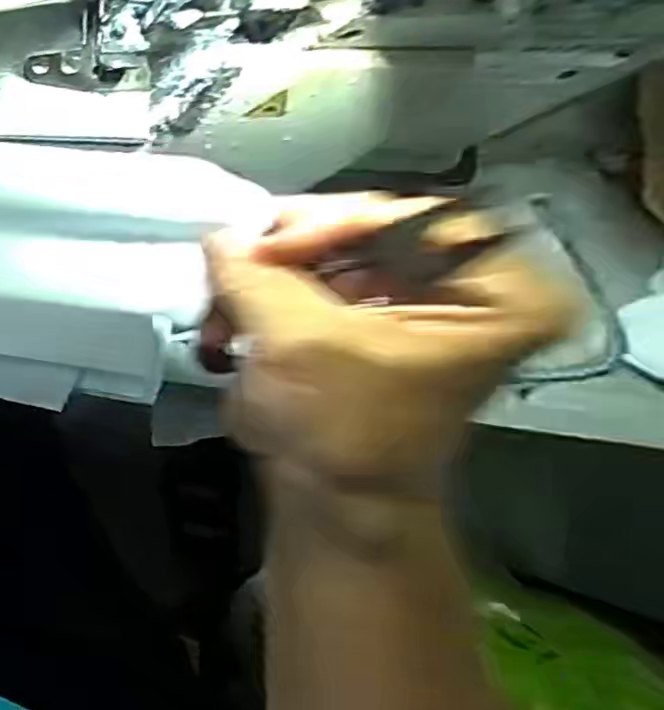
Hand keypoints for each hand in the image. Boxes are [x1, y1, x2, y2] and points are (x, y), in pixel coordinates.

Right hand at [204, 194, 577, 499]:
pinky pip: (295, 283)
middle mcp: (455, 285)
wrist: (328, 491)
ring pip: (315, 256)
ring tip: (220, 312)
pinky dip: (253, 299)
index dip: (328, 224)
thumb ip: (255, 278)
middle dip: (278, 256)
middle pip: (356, 232)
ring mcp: (399, 301)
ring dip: (255, 283)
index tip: (261, 252)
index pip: (408, 217)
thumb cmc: (339, 425)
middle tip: (229, 270)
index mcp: (491, 291)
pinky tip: (227, 326)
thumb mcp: (298, 343)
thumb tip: (217, 235)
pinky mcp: (349, 319)